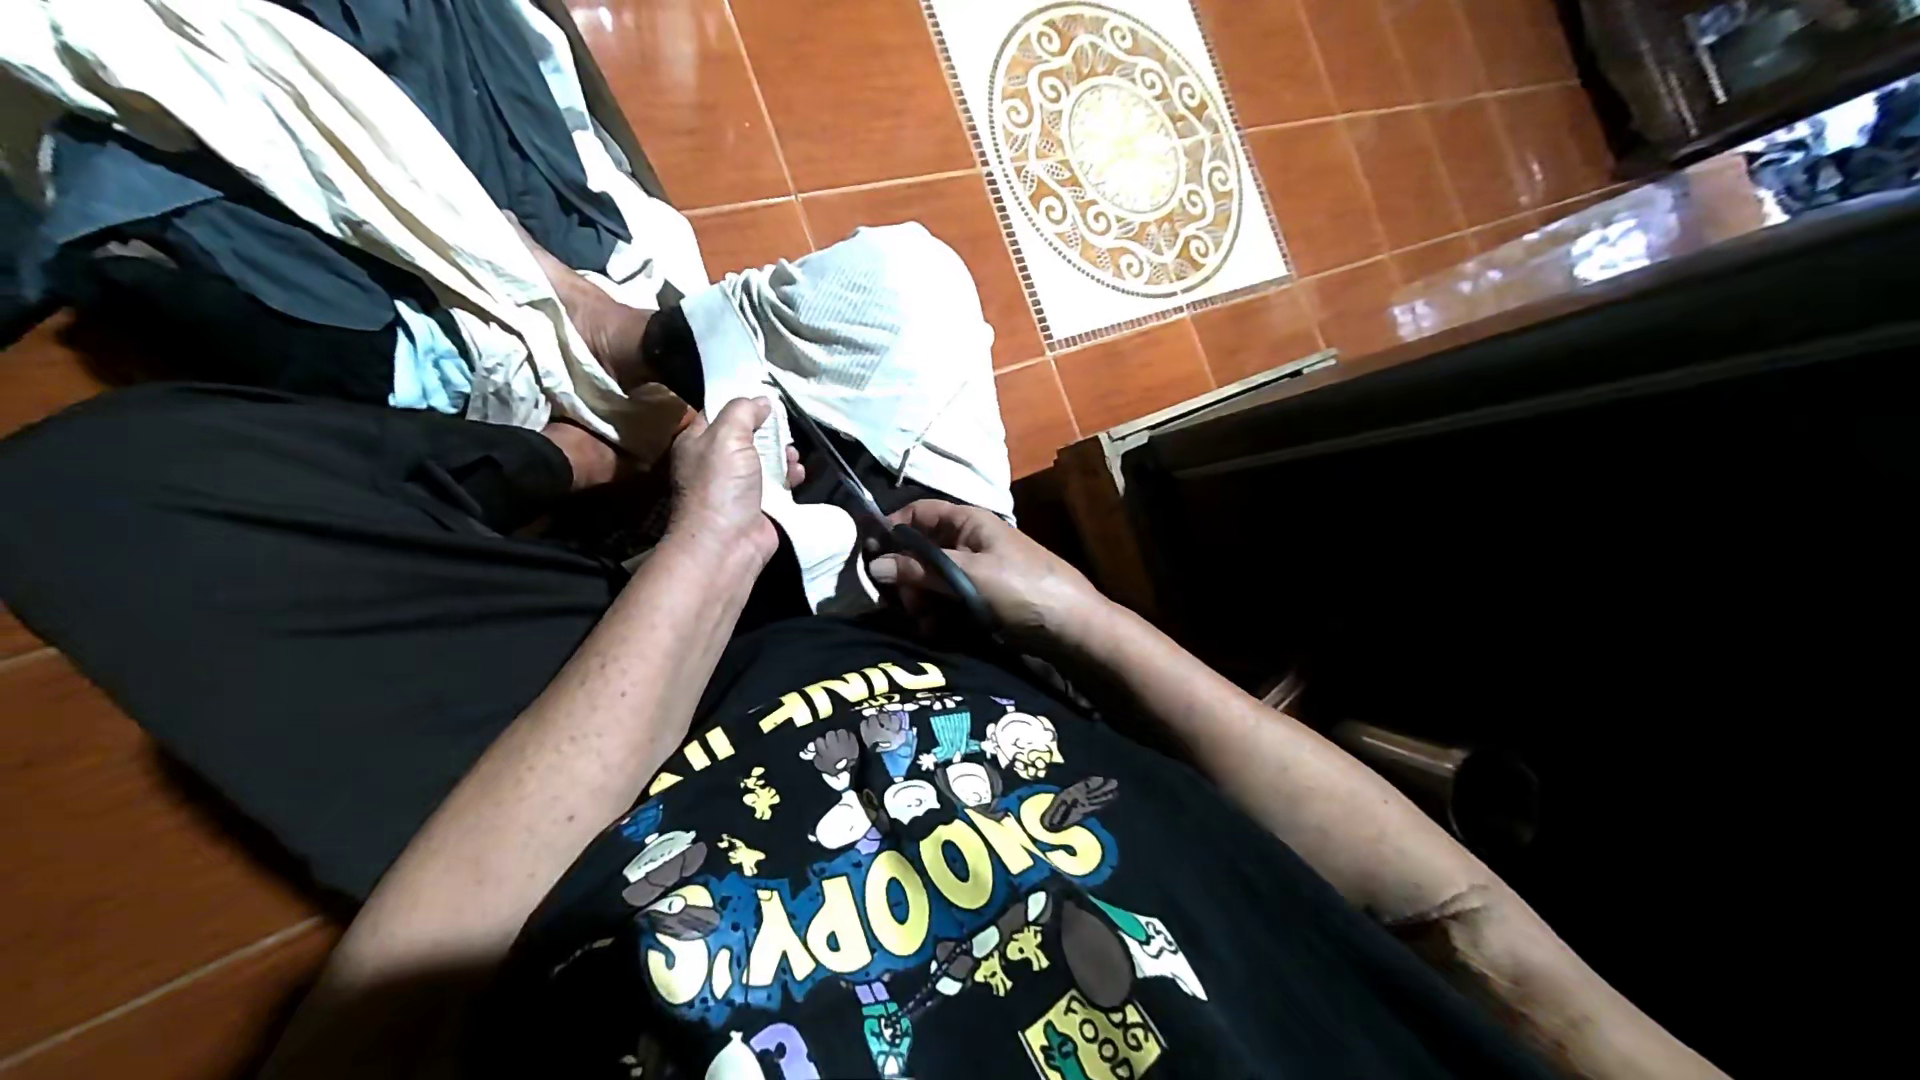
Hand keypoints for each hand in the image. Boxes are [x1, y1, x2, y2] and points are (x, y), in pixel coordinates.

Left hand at [667, 397, 788, 564]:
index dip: (742, 403)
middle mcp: (716, 461)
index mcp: (698, 442)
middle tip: (784, 429)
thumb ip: (743, 411)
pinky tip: (797, 475)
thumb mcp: (727, 436)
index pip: (719, 412)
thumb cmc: (720, 486)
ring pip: (766, 458)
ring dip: (783, 453)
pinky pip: (778, 482)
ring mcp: (738, 484)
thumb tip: (761, 401)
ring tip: (792, 456)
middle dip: (770, 430)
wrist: (727, 544)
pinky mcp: (760, 503)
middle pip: (748, 435)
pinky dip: (790, 476)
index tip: (766, 397)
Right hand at [867, 500, 1110, 650]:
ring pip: (930, 578)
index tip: (870, 557)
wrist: (1071, 624)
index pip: (918, 513)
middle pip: (920, 550)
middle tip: (903, 602)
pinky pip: (946, 598)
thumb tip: (876, 565)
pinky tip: (935, 629)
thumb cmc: (1022, 587)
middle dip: (906, 575)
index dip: (892, 530)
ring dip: (920, 599)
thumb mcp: (969, 575)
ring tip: (923, 622)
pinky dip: (936, 612)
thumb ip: (921, 570)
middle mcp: (968, 541)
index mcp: (968, 521)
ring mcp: (975, 570)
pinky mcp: (980, 597)